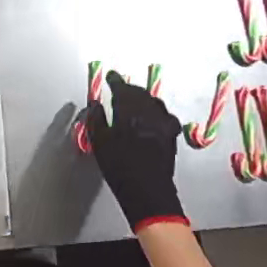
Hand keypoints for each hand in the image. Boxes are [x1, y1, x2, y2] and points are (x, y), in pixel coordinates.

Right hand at [84, 71, 184, 231]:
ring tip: (133, 100)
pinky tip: (150, 116)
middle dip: (130, 88)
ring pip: (153, 102)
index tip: (111, 76)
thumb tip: (95, 105)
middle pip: (140, 93)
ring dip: (142, 98)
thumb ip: (96, 120)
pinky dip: (154, 110)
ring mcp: (164, 123)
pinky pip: (162, 114)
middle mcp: (151, 113)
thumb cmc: (120, 168)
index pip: (123, 89)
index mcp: (131, 112)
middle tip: (120, 87)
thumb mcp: (100, 144)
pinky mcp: (171, 134)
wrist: (147, 191)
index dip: (116, 81)